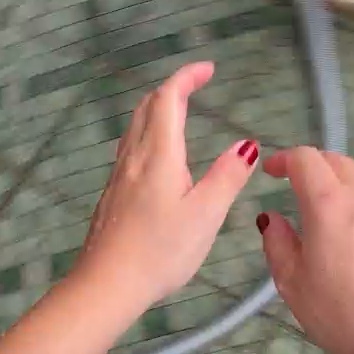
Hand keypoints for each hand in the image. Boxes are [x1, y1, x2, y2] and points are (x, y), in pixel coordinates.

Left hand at [72, 63, 259, 309]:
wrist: (106, 284)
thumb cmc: (160, 252)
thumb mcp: (205, 215)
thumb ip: (227, 176)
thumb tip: (247, 144)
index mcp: (158, 156)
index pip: (168, 99)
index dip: (186, 77)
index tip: (207, 69)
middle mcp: (134, 157)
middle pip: (147, 107)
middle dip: (172, 88)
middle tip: (197, 85)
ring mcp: (118, 175)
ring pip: (135, 127)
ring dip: (157, 109)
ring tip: (180, 112)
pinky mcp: (112, 194)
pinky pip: (130, 148)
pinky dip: (148, 133)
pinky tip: (158, 156)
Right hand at [257, 148, 353, 353]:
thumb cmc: (344, 317)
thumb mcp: (293, 285)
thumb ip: (277, 244)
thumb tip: (272, 219)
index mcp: (329, 203)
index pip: (305, 159)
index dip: (284, 158)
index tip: (271, 170)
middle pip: (339, 161)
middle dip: (313, 165)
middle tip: (297, 184)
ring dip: (344, 179)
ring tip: (331, 203)